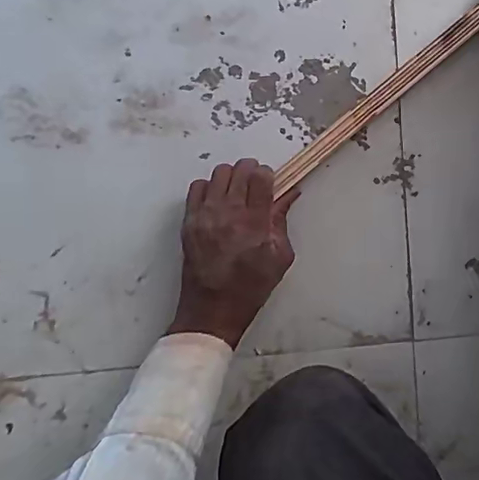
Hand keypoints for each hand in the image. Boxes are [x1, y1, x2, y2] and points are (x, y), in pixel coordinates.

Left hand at [168, 159, 299, 348]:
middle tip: (254, 185)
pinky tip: (217, 201)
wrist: (212, 310)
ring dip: (231, 177)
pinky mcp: (189, 221)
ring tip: (236, 192)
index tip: (269, 182)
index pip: (260, 177)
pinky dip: (209, 187)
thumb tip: (289, 194)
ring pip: (219, 173)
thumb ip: (282, 220)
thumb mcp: (280, 257)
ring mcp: (206, 216)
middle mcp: (229, 214)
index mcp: (254, 223)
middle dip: (251, 171)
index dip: (267, 174)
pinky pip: (197, 187)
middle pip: (240, 169)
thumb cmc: (249, 288)